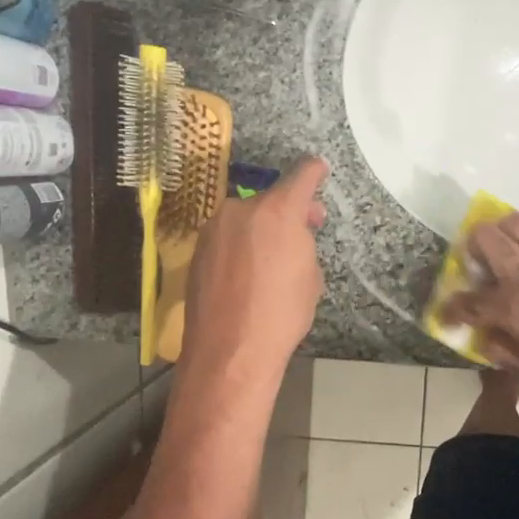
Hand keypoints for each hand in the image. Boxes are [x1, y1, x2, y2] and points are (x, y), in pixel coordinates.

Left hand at [181, 156, 327, 379]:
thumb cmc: (282, 314)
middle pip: (270, 201)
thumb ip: (303, 245)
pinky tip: (250, 275)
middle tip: (308, 227)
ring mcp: (213, 230)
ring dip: (262, 230)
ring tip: (276, 259)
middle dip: (290, 211)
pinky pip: (228, 239)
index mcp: (276, 212)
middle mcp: (240, 211)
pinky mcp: (198, 252)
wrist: (230, 350)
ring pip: (246, 220)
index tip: (320, 167)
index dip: (314, 171)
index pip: (301, 176)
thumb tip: (292, 237)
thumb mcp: (310, 278)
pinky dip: (242, 247)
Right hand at [438, 213, 518, 394]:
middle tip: (477, 263)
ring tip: (505, 246)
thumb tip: (484, 339)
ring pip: (513, 221)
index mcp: (510, 307)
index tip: (447, 313)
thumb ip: (504, 352)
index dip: (450, 308)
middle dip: (471, 249)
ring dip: (502, 231)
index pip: (465, 301)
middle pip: (483, 239)